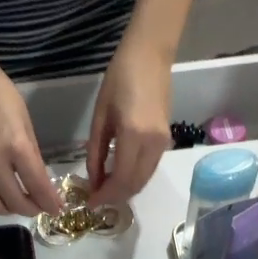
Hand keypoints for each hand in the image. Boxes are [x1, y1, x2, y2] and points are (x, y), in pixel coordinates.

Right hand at [0, 57, 61, 216]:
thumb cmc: (2, 98)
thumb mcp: (26, 125)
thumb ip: (33, 157)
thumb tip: (41, 184)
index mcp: (16, 145)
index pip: (36, 185)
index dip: (49, 202)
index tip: (57, 209)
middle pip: (15, 202)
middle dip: (32, 211)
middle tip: (40, 208)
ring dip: (11, 211)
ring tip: (22, 204)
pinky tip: (5, 194)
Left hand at [86, 40, 173, 205]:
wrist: (150, 55)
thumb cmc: (119, 79)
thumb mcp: (100, 117)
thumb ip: (95, 152)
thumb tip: (93, 181)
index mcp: (133, 136)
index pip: (120, 180)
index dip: (105, 196)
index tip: (90, 203)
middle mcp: (152, 144)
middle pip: (134, 185)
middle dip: (115, 197)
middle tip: (97, 199)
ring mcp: (163, 144)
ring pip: (144, 180)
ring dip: (125, 190)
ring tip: (106, 189)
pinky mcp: (166, 140)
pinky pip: (149, 169)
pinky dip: (134, 179)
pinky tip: (119, 175)